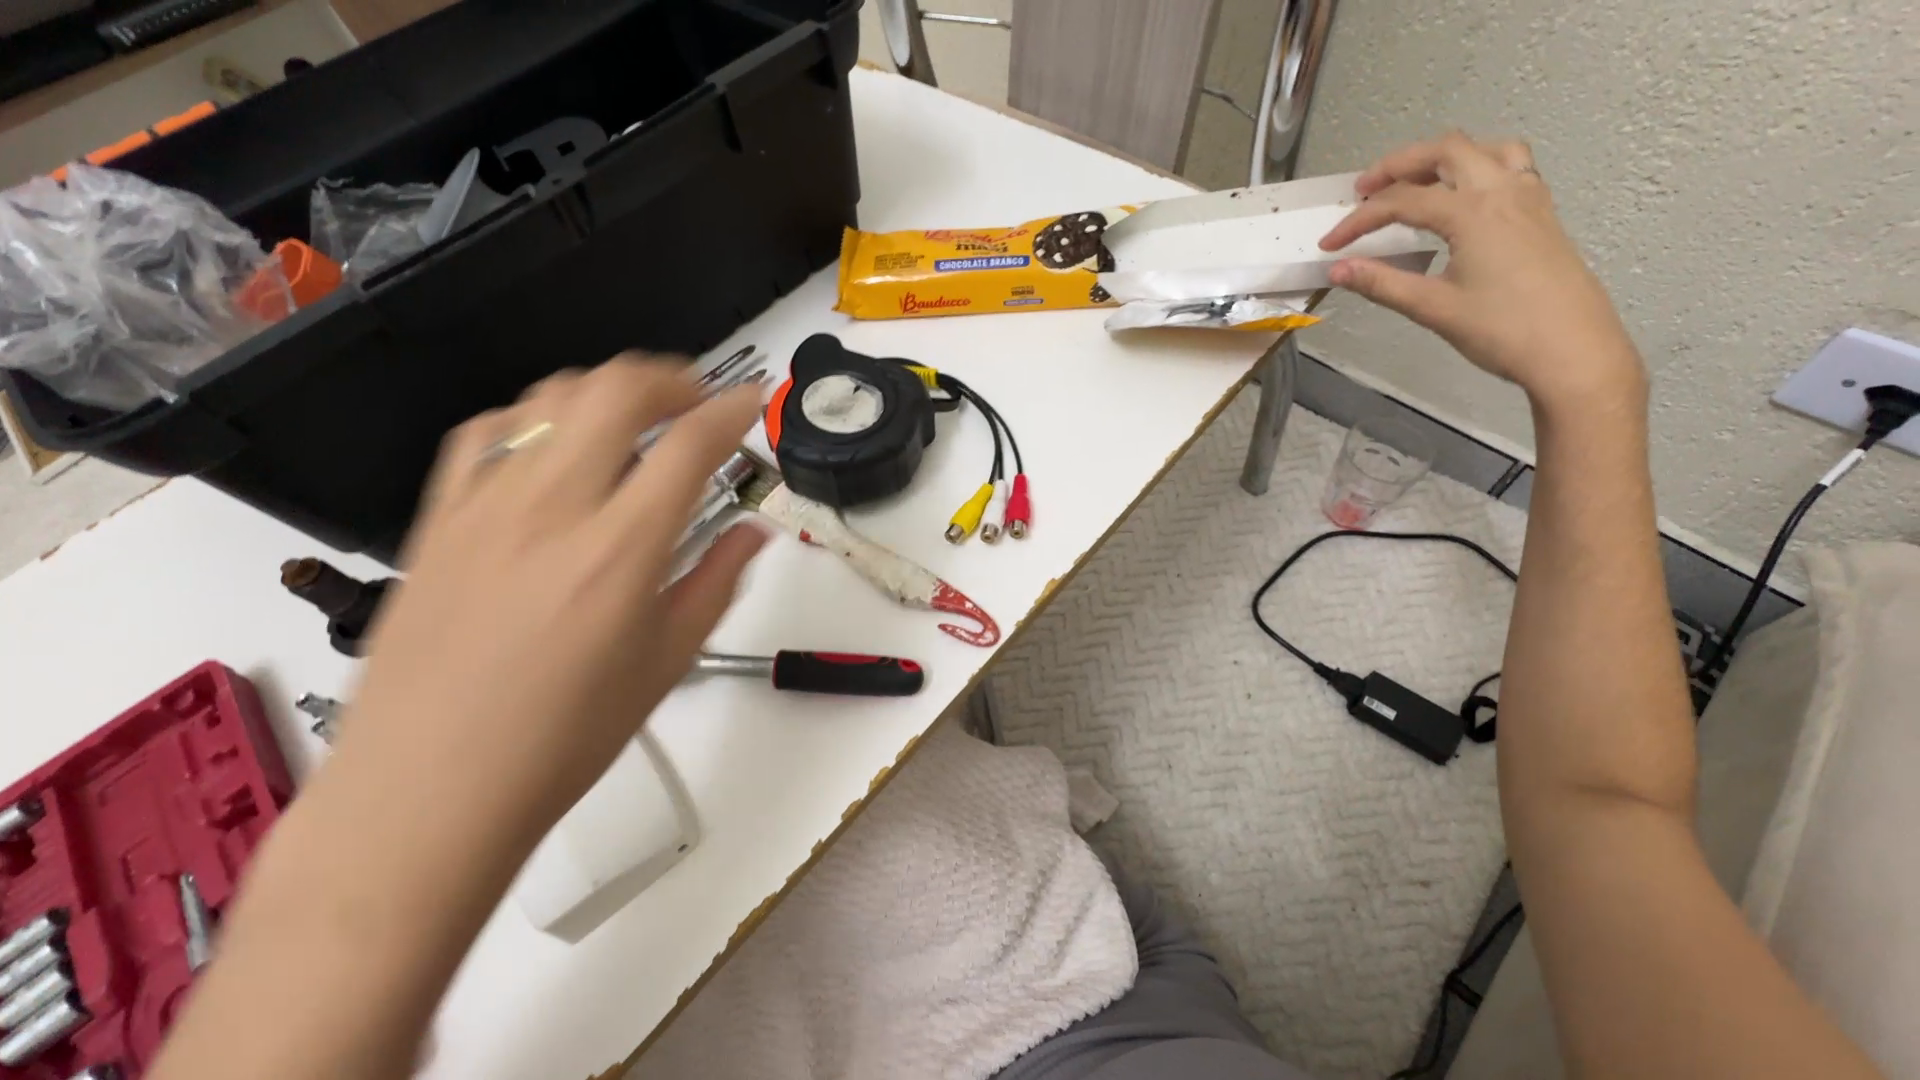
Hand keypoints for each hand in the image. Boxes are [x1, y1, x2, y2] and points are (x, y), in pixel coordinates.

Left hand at [342, 356, 767, 823]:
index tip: (753, 403)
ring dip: (605, 390)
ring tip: (631, 420)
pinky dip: (531, 418)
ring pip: (551, 396)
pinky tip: (548, 446)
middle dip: (673, 378)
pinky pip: (484, 432)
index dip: (735, 409)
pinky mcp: (436, 517)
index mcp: (621, 551)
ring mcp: (485, 505)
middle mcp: (553, 508)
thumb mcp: (665, 664)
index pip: (692, 444)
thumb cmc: (561, 741)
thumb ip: (717, 582)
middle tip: (698, 402)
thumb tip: (754, 533)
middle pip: (618, 389)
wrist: (430, 787)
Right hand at [1319, 132, 1644, 408]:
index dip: (1359, 221)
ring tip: (1415, 181)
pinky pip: (1511, 166)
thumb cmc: (1503, 331)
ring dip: (1444, 157)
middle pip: (1445, 151)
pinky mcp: (1542, 213)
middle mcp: (1502, 192)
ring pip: (1484, 150)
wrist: (1573, 350)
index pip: (1402, 202)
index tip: (1331, 243)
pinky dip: (1479, 167)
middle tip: (1365, 189)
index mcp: (1472, 212)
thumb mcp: (1433, 308)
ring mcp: (1528, 198)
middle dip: (1399, 165)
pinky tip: (1464, 196)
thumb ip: (1382, 283)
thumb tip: (1339, 270)